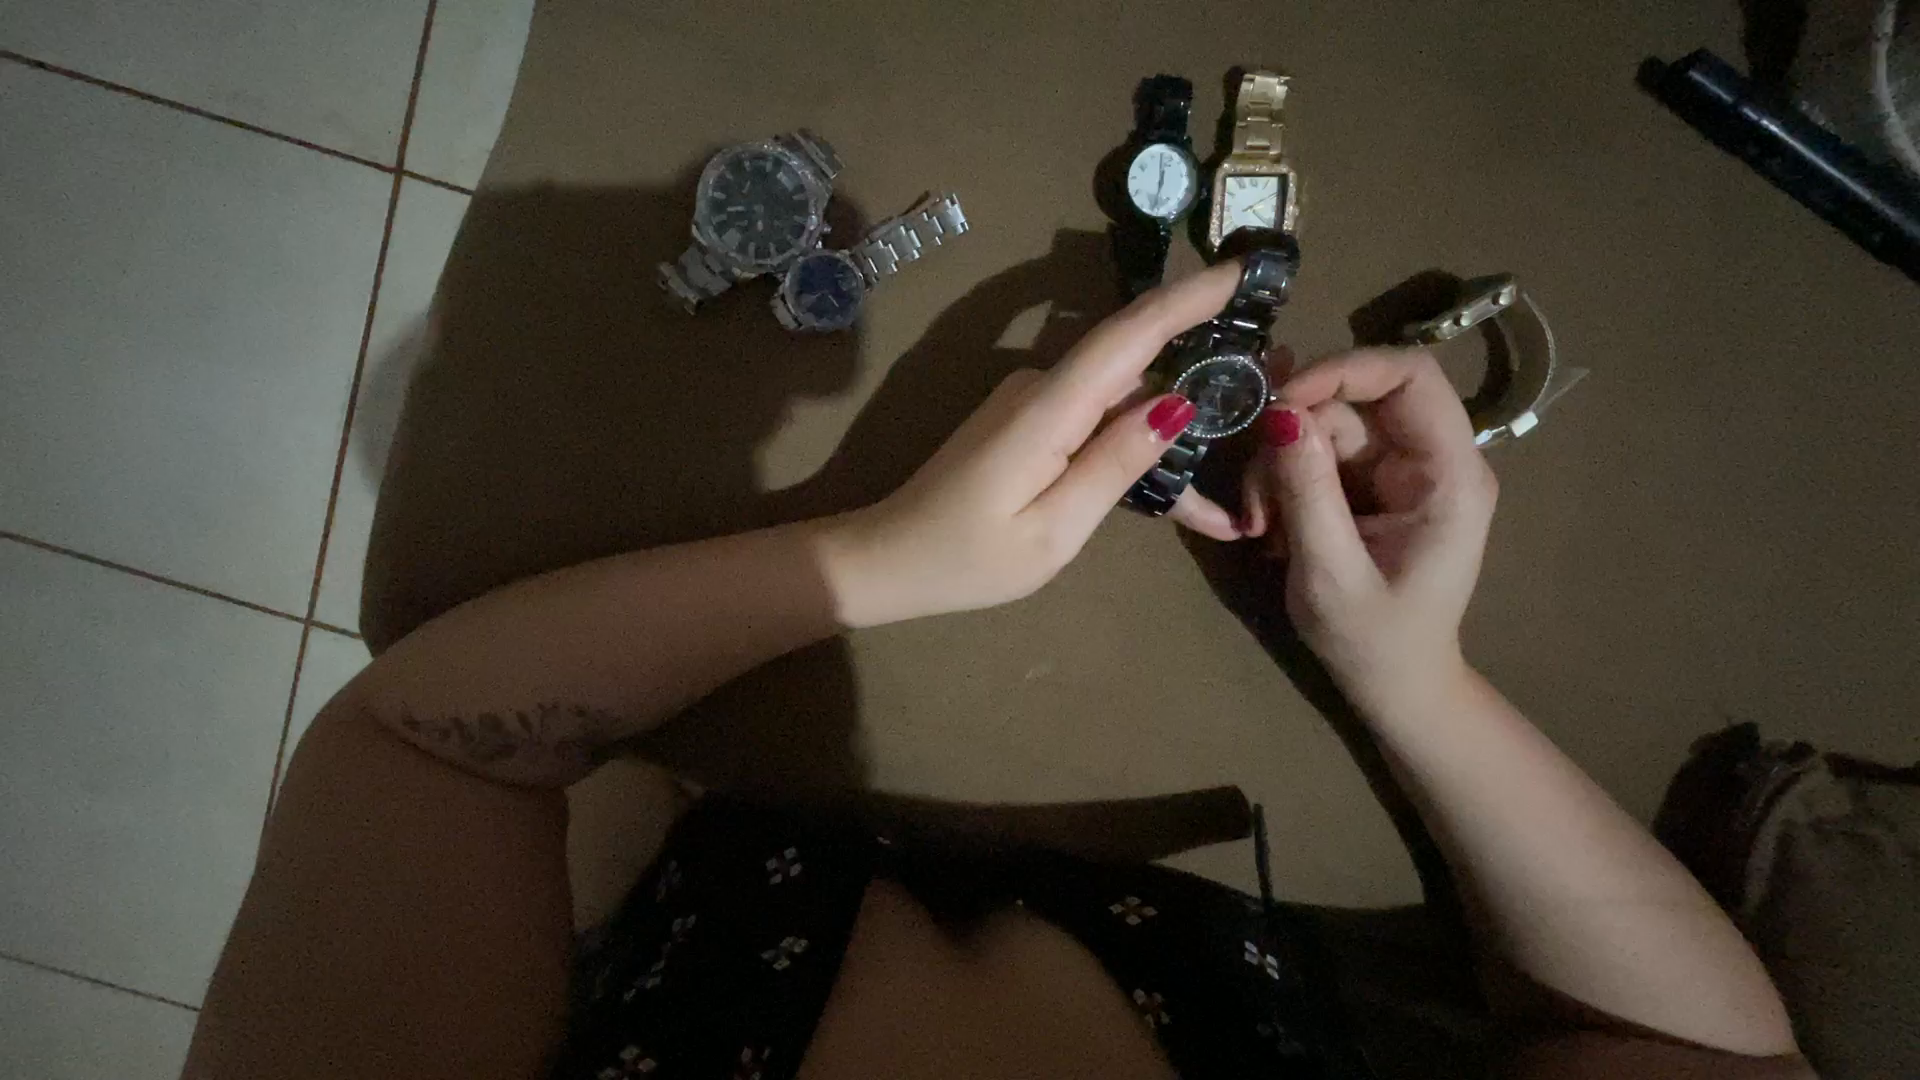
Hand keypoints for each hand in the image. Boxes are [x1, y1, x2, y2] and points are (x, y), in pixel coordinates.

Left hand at [827, 262, 1244, 627]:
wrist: (890, 559)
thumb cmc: (966, 559)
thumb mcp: (1053, 529)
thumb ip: (1114, 464)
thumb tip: (1175, 403)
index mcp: (1047, 409)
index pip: (1128, 334)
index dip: (1188, 298)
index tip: (1245, 268)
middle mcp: (1039, 388)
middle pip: (1133, 366)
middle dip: (1199, 373)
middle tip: (1264, 394)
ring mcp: (1029, 403)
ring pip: (1118, 400)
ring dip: (1168, 430)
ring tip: (1217, 497)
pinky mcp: (1025, 423)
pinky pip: (1092, 420)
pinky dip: (1130, 445)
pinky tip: (1166, 490)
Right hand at [1239, 349, 1497, 709]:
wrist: (1391, 682)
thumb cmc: (1374, 640)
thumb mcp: (1330, 572)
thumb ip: (1306, 491)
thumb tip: (1277, 413)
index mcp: (1450, 476)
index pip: (1410, 377)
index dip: (1343, 371)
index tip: (1279, 402)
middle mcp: (1426, 460)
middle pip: (1349, 405)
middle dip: (1289, 440)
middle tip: (1256, 502)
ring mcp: (1393, 471)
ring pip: (1318, 430)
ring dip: (1275, 470)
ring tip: (1261, 529)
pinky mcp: (1363, 486)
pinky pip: (1310, 457)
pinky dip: (1279, 485)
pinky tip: (1272, 530)